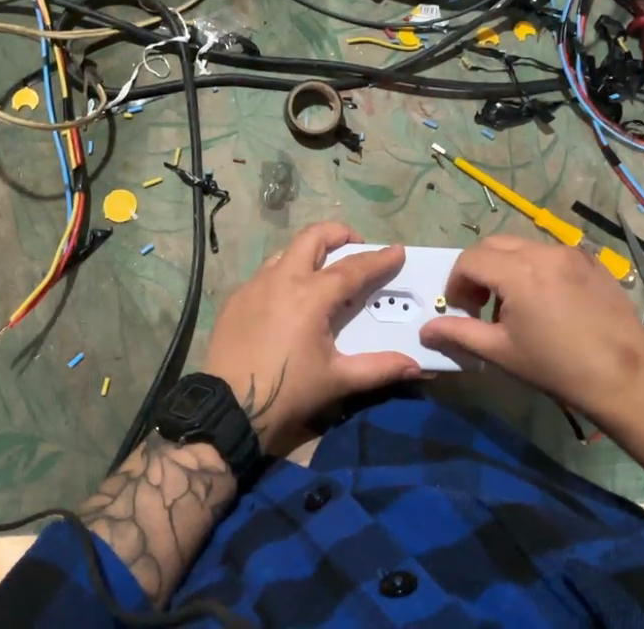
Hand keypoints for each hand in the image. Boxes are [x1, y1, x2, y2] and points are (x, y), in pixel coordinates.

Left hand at [202, 223, 422, 455]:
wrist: (228, 408)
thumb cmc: (287, 392)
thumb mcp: (337, 380)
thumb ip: (378, 368)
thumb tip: (416, 366)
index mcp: (310, 295)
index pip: (352, 268)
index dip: (378, 259)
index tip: (397, 250)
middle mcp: (282, 279)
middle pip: (312, 237)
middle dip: (338, 234)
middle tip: (355, 245)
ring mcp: (254, 285)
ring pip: (285, 252)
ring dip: (309, 252)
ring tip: (323, 270)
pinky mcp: (235, 298)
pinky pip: (265, 273)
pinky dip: (284, 273)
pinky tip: (289, 297)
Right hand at [420, 233, 643, 414]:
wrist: (627, 380)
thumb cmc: (557, 368)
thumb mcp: (501, 352)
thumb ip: (459, 334)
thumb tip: (425, 329)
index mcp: (517, 271)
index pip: (470, 260)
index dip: (457, 283)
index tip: (462, 310)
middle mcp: (543, 252)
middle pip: (494, 245)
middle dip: (479, 270)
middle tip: (481, 305)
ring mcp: (572, 254)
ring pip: (524, 246)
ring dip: (507, 267)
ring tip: (515, 305)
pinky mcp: (593, 262)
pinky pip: (552, 254)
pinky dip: (537, 268)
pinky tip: (548, 303)